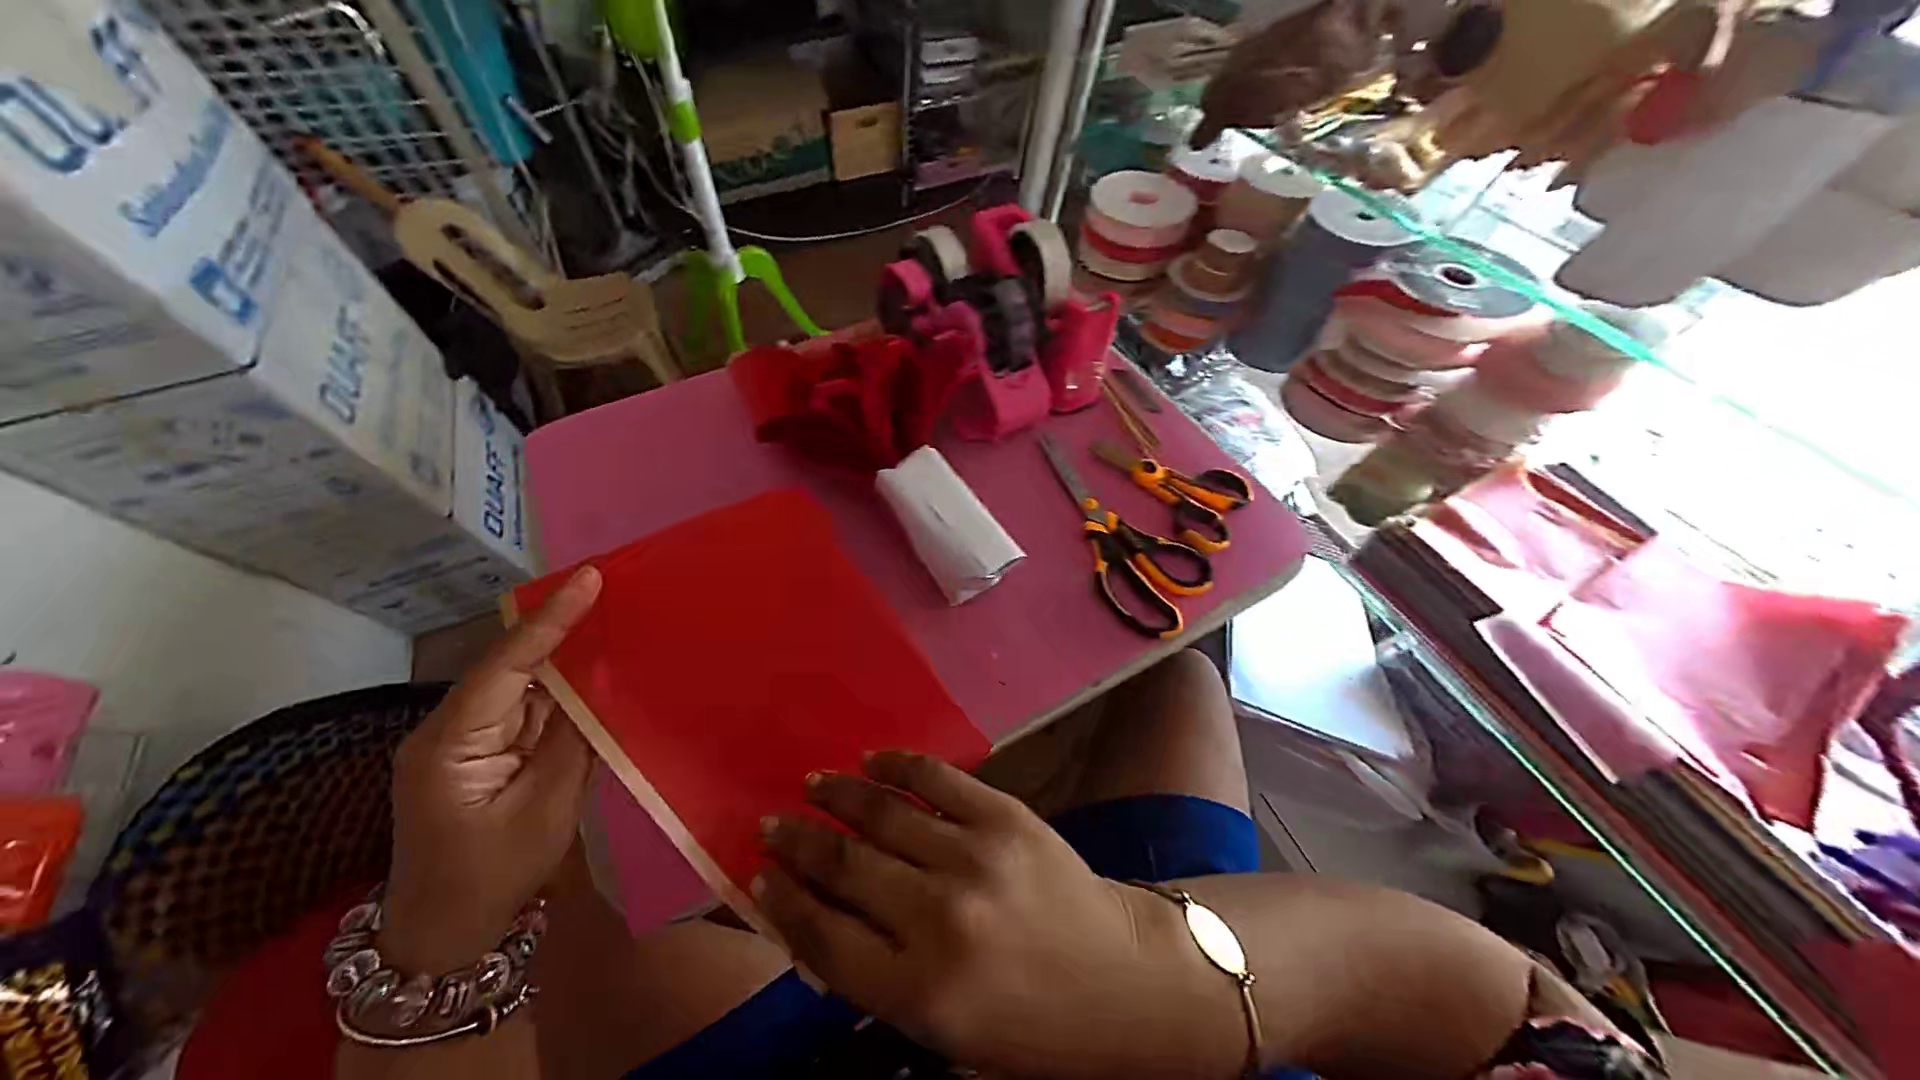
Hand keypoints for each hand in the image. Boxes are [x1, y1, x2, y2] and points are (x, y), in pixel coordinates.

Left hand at [382, 566, 602, 971]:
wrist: (444, 934)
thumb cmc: (492, 876)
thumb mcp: (545, 810)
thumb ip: (573, 742)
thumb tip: (598, 686)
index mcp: (449, 743)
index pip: (505, 666)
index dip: (549, 620)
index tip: (589, 578)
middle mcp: (450, 729)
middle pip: (511, 664)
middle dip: (558, 624)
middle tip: (608, 584)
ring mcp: (466, 739)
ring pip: (523, 682)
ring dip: (566, 654)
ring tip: (614, 614)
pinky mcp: (485, 750)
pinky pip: (530, 708)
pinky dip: (565, 689)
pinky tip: (598, 667)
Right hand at [754, 752, 1245, 1079]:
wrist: (1122, 977)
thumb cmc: (1029, 1021)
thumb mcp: (943, 1030)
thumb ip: (875, 977)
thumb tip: (809, 916)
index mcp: (920, 990)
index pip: (822, 938)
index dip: (781, 903)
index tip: (757, 876)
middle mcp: (940, 918)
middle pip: (843, 867)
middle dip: (797, 843)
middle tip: (770, 823)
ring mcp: (974, 857)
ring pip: (882, 814)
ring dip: (837, 795)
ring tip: (812, 783)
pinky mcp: (1005, 815)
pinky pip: (936, 778)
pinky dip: (898, 764)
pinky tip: (874, 759)